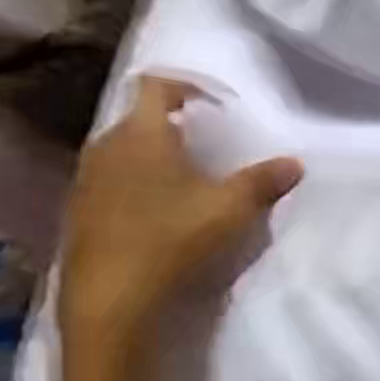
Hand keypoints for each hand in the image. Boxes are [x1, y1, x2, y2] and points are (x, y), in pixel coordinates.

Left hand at [59, 75, 302, 349]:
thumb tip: (295, 162)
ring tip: (193, 184)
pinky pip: (117, 182)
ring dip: (160, 159)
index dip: (189, 86)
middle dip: (178, 129)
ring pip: (128, 152)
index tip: (219, 105)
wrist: (114, 295)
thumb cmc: (174, 239)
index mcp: (142, 134)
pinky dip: (143, 185)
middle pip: (142, 120)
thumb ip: (264, 182)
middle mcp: (107, 145)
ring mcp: (88, 178)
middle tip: (214, 150)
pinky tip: (166, 215)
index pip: (157, 85)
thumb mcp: (232, 210)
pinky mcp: (83, 210)